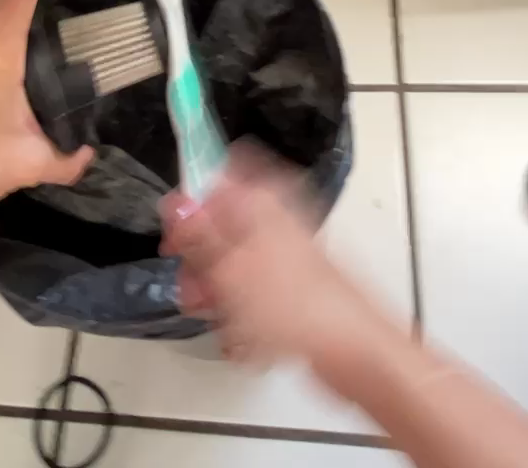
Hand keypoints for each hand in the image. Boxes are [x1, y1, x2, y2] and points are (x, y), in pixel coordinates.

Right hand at [161, 144, 391, 367]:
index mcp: (259, 200)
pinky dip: (242, 314)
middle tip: (194, 289)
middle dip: (201, 262)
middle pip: (219, 227)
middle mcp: (273, 220)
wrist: (351, 348)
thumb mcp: (229, 268)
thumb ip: (198, 234)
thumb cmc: (293, 304)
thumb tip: (175, 202)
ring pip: (232, 265)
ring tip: (221, 320)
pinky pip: (251, 294)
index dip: (189, 205)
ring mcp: (283, 254)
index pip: (214, 179)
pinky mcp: (291, 287)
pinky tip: (244, 339)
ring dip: (218, 294)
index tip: (175, 237)